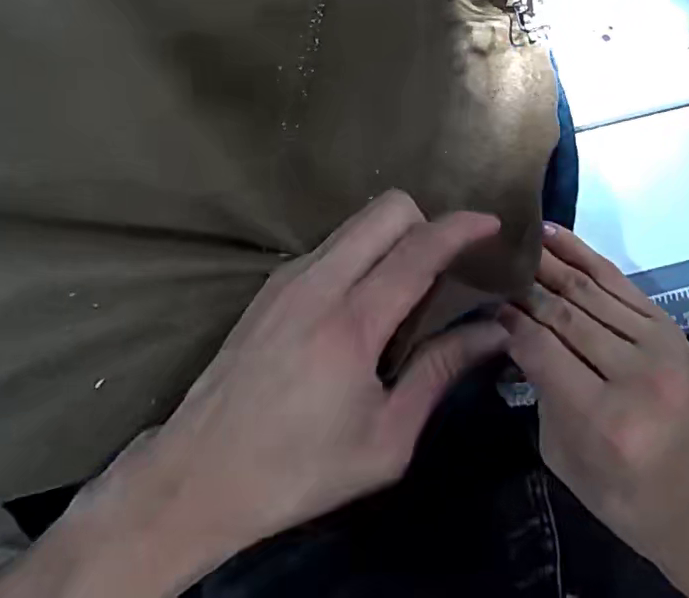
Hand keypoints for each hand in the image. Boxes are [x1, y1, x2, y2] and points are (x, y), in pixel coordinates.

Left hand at [0, 191, 509, 597]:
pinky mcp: (271, 285)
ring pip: (358, 221)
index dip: (462, 228)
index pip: (419, 249)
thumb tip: (495, 332)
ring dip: (394, 235)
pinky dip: (363, 252)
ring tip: (406, 284)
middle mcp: (318, 283)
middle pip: (387, 209)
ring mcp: (288, 277)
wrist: (194, 480)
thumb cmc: (299, 470)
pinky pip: (334, 243)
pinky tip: (362, 300)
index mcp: (351, 324)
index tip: (492, 224)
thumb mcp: (386, 441)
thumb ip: (441, 373)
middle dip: (427, 221)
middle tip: (444, 266)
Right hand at [501, 224, 688, 597]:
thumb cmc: (626, 495)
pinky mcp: (668, 326)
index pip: (544, 350)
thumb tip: (517, 333)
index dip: (512, 321)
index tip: (489, 302)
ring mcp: (657, 344)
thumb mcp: (566, 458)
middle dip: (527, 288)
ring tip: (521, 241)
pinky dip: (584, 256)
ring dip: (551, 262)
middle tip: (497, 266)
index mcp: (605, 419)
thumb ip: (542, 393)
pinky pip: (618, 282)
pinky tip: (556, 238)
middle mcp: (634, 373)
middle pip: (566, 315)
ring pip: (590, 291)